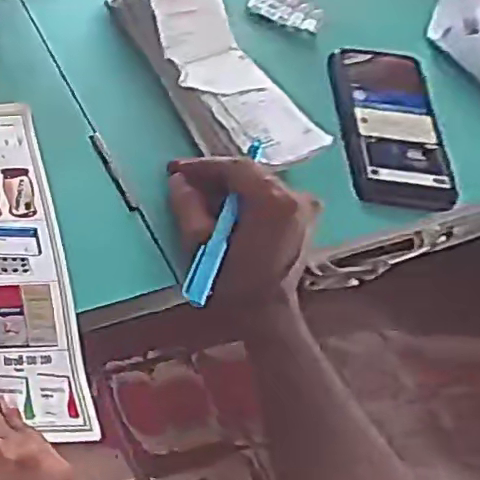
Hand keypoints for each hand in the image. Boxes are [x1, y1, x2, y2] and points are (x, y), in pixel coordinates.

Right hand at [167, 157, 319, 320]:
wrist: (264, 314)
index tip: (175, 169)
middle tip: (184, 181)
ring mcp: (303, 208)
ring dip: (229, 187)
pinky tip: (223, 208)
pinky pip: (268, 196)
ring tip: (200, 195)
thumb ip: (188, 206)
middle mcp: (295, 198)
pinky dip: (244, 198)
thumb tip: (179, 181)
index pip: (235, 167)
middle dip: (215, 176)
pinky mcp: (301, 219)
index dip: (202, 165)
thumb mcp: (200, 243)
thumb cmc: (230, 282)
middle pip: (250, 173)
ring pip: (258, 184)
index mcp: (273, 201)